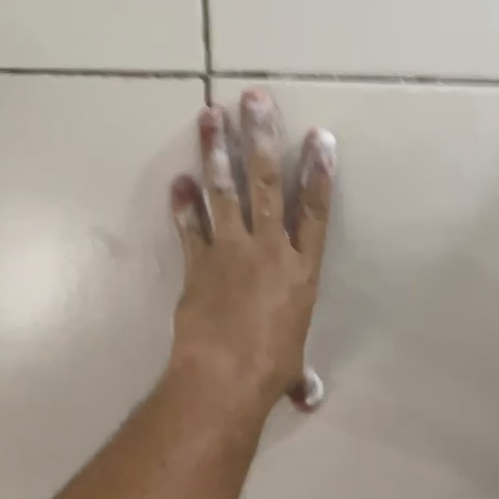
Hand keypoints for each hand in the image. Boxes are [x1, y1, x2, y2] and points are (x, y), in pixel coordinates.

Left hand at [168, 89, 335, 412]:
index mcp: (302, 271)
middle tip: (255, 99)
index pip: (315, 212)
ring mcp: (231, 252)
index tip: (320, 138)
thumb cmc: (269, 370)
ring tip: (211, 115)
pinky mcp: (198, 263)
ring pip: (226, 191)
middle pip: (267, 184)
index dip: (319, 174)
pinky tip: (177, 181)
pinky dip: (183, 205)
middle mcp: (270, 251)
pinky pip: (190, 227)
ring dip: (217, 152)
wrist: (225, 375)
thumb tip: (308, 399)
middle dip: (262, 138)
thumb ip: (298, 375)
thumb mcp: (291, 368)